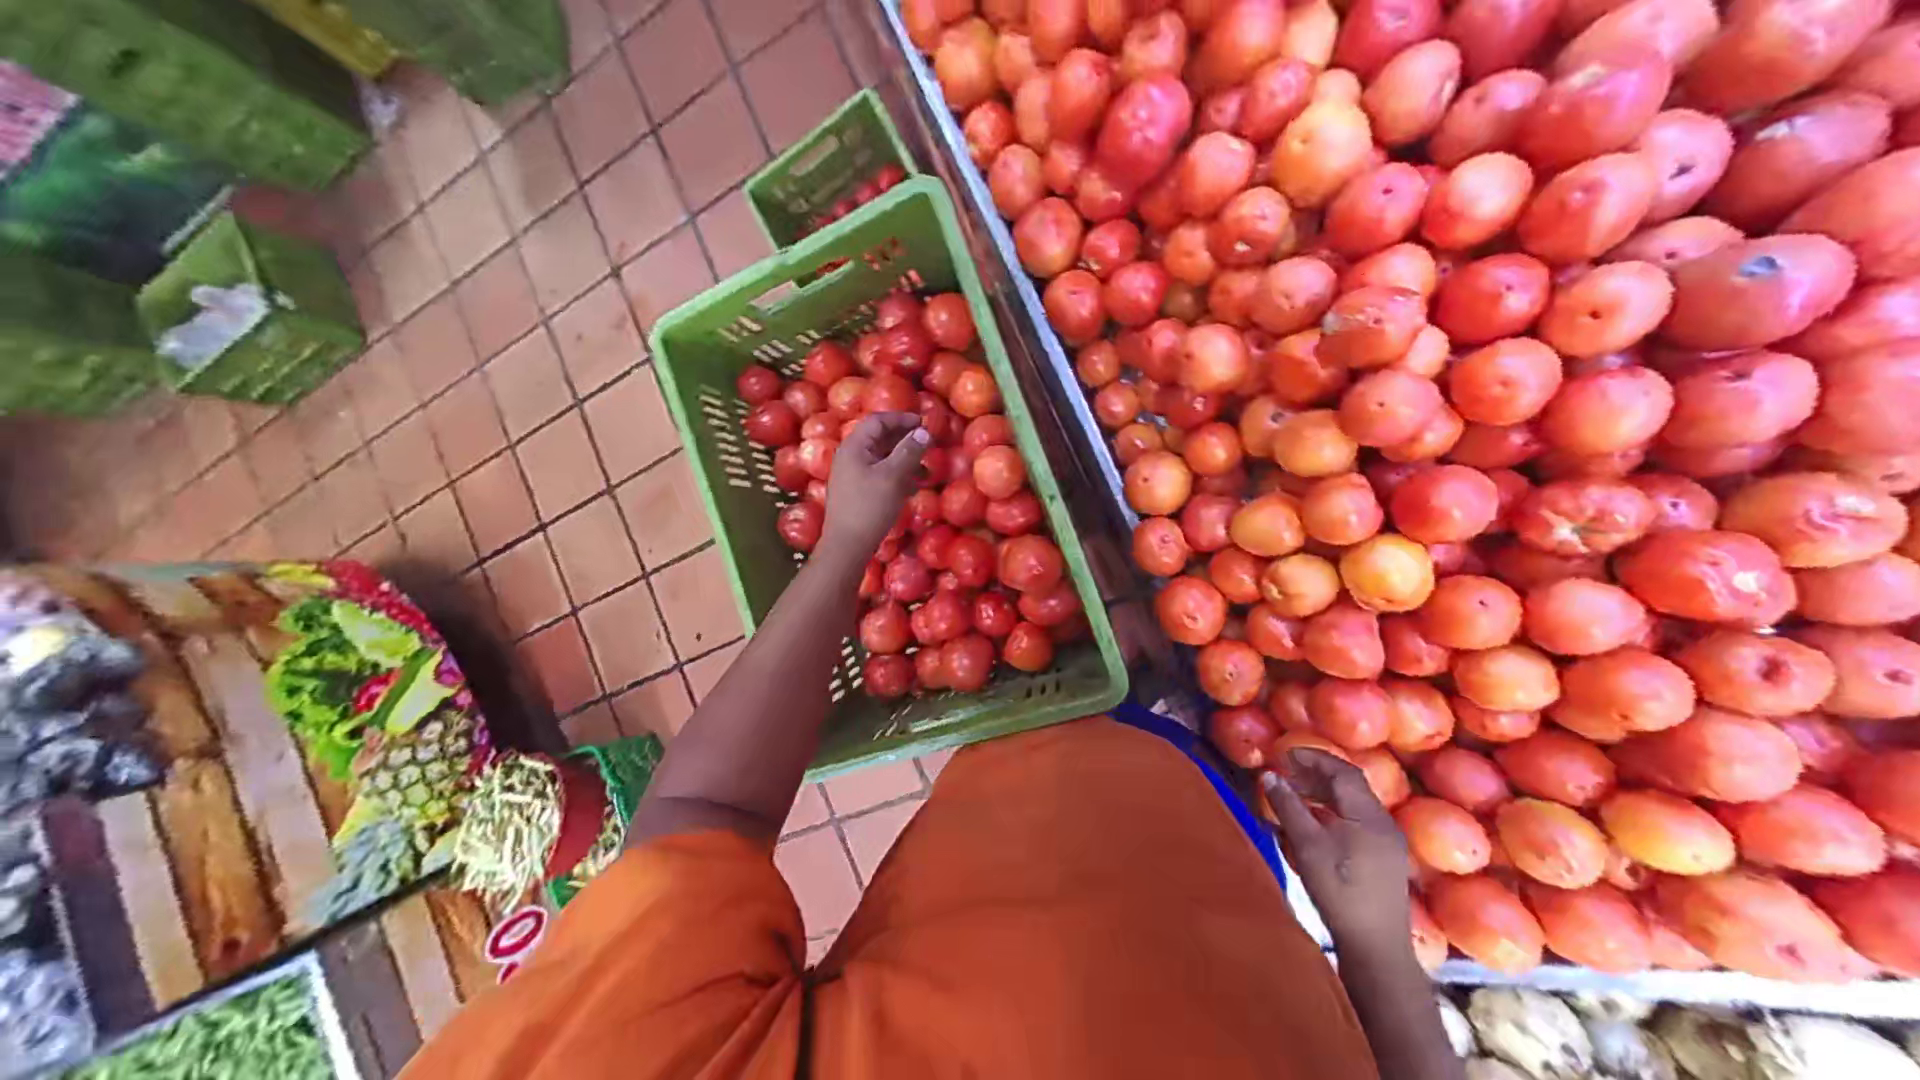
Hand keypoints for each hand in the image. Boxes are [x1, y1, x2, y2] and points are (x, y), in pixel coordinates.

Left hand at [820, 412, 929, 562]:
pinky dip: (898, 476)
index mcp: (854, 447)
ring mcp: (852, 476)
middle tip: (928, 445)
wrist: (847, 546)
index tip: (923, 423)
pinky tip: (914, 487)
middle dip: (905, 441)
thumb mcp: (893, 477)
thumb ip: (909, 451)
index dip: (901, 419)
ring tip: (926, 471)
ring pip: (882, 459)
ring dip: (905, 461)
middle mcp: (850, 457)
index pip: (877, 421)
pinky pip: (880, 476)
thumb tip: (923, 432)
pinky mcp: (857, 493)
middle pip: (880, 439)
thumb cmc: (869, 507)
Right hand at [1262, 748, 1413, 949]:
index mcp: (1369, 815)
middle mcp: (1383, 823)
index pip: (1342, 771)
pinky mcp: (1385, 859)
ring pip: (1354, 804)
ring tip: (1295, 794)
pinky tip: (1314, 822)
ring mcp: (1388, 842)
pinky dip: (1333, 811)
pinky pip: (1357, 820)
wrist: (1377, 947)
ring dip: (1324, 793)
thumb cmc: (1340, 891)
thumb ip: (1288, 807)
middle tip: (1287, 772)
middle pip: (1350, 785)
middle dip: (1317, 774)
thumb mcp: (1308, 845)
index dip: (1314, 758)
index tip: (1286, 754)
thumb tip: (1268, 775)